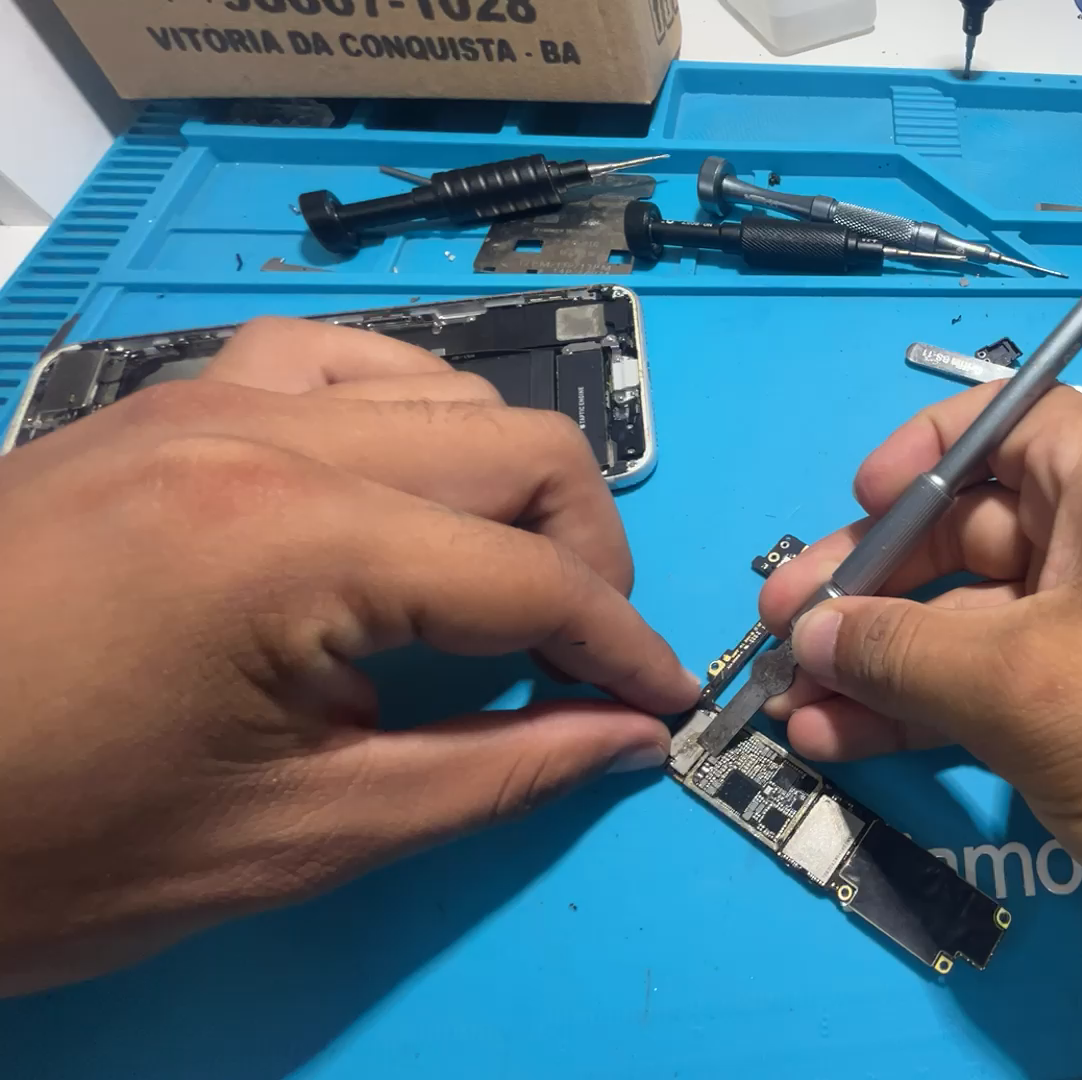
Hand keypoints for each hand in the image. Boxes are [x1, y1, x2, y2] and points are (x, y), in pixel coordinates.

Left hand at [0, 318, 698, 995]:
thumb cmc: (27, 844)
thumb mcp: (298, 837)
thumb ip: (504, 774)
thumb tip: (633, 737)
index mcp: (296, 544)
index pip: (540, 582)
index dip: (627, 648)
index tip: (666, 700)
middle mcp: (276, 434)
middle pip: (539, 457)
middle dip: (593, 563)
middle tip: (573, 651)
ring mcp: (224, 396)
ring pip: (474, 399)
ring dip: (524, 495)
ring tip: (501, 580)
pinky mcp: (186, 395)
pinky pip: (369, 363)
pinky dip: (434, 423)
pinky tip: (419, 489)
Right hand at [758, 383, 1081, 949]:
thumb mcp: (1033, 684)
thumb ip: (907, 650)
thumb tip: (813, 630)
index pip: (992, 424)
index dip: (910, 461)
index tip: (850, 508)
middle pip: (963, 534)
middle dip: (869, 587)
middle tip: (783, 635)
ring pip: (973, 622)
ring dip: (885, 663)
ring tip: (798, 709)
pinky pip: (1004, 682)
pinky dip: (935, 707)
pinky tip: (856, 738)